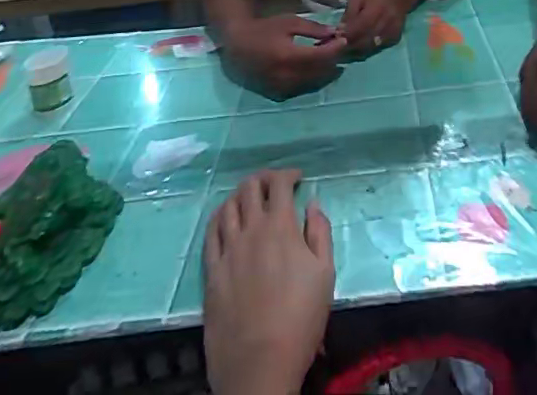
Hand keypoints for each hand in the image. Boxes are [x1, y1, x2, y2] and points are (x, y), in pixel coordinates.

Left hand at [204, 170, 333, 394]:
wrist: (260, 362)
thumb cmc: (300, 318)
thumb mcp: (325, 274)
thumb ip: (320, 233)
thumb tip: (312, 204)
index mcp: (280, 226)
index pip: (279, 184)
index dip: (288, 174)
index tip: (297, 178)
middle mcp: (251, 228)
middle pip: (250, 187)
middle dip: (264, 178)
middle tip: (275, 184)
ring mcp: (227, 248)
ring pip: (228, 204)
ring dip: (241, 194)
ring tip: (251, 199)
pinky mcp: (211, 269)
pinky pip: (211, 231)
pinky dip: (220, 216)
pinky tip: (225, 218)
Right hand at [221, 15, 346, 93]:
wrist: (237, 46)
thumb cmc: (263, 29)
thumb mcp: (289, 22)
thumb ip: (313, 29)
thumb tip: (335, 33)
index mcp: (288, 56)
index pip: (321, 56)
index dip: (335, 49)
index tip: (343, 40)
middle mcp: (286, 77)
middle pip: (320, 72)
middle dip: (333, 61)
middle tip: (339, 50)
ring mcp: (282, 89)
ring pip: (314, 84)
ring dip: (325, 72)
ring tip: (330, 59)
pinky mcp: (278, 95)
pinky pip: (302, 89)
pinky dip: (312, 80)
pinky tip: (315, 69)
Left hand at [340, 0, 435, 52]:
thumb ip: (349, 13)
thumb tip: (340, 30)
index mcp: (374, 11)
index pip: (356, 30)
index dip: (345, 36)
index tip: (336, 37)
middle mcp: (384, 24)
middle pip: (363, 42)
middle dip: (350, 44)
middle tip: (340, 43)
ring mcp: (390, 33)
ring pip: (370, 47)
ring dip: (358, 48)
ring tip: (349, 44)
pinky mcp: (395, 38)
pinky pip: (378, 48)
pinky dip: (368, 48)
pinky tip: (361, 43)